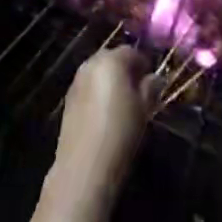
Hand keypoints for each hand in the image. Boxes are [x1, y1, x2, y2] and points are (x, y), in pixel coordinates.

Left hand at [32, 47, 152, 221]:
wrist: (83, 169)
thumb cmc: (120, 131)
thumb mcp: (145, 107)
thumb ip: (151, 86)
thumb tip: (155, 78)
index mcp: (111, 60)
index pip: (133, 52)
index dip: (144, 64)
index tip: (153, 81)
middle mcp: (90, 65)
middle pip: (112, 59)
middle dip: (126, 71)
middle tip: (138, 91)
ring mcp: (76, 84)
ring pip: (99, 74)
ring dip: (111, 83)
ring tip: (123, 104)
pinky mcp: (67, 103)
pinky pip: (88, 89)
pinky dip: (98, 95)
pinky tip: (106, 115)